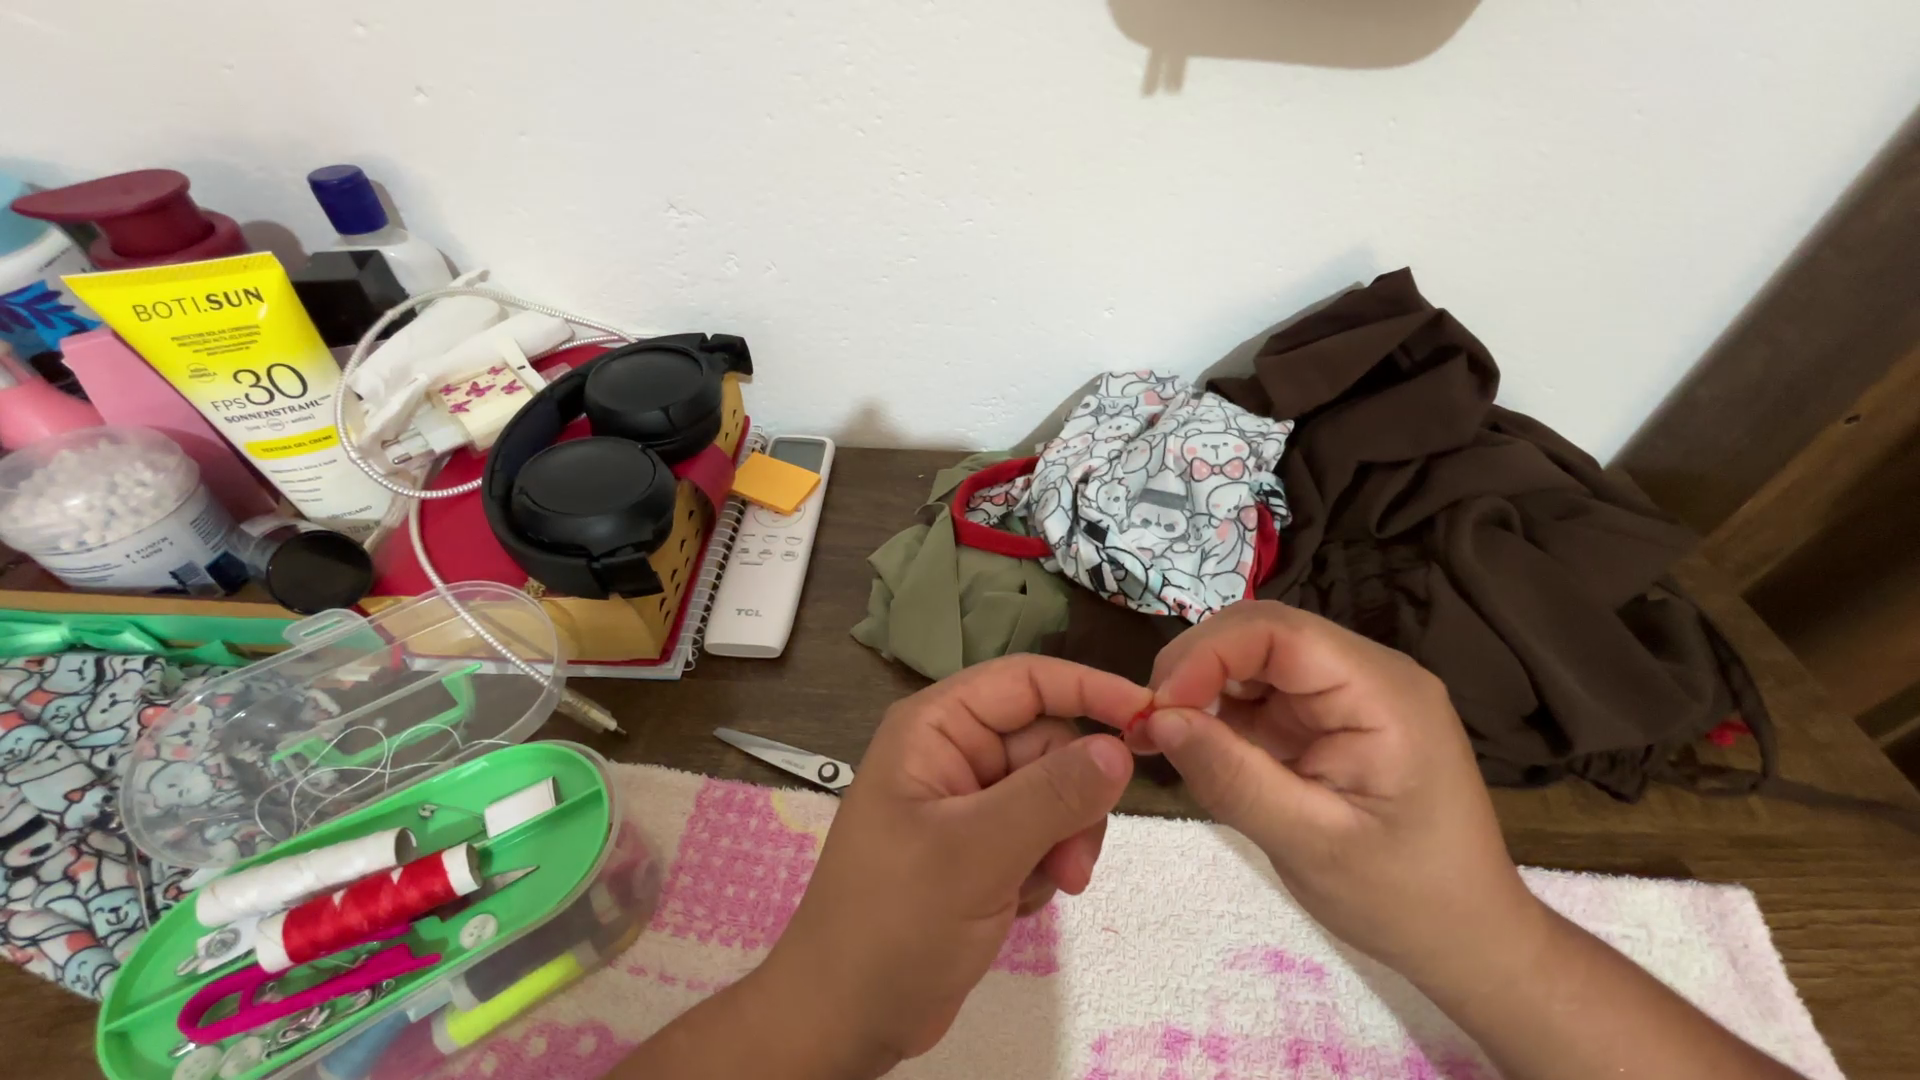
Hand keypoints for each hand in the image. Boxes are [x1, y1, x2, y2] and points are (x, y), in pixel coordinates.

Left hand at [758, 655, 1145, 1075]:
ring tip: (1050, 885)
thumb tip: (1119, 747)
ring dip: (1065, 838)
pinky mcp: (981, 846)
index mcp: (936, 727)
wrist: (847, 1017)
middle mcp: (953, 752)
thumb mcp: (976, 852)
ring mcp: (968, 802)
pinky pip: (1042, 832)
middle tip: (1074, 859)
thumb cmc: (895, 921)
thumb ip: (1052, 794)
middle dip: (1073, 797)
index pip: (1026, 681)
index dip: (1089, 689)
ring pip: (1054, 790)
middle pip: (1048, 741)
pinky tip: (1018, 902)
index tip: (1150, 719)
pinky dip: (1047, 864)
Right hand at [1130, 600, 1541, 983]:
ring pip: (1249, 658)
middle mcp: (1363, 673)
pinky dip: (1214, 712)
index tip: (1157, 706)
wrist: (1463, 938)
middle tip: (1146, 723)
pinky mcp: (1322, 715)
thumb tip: (1156, 718)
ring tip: (1157, 734)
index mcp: (1381, 691)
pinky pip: (1256, 693)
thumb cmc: (1403, 898)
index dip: (1207, 654)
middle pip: (1259, 634)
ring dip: (1198, 688)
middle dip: (1195, 667)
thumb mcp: (1310, 844)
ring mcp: (1341, 692)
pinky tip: (1189, 743)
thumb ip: (1232, 777)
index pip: (1278, 632)